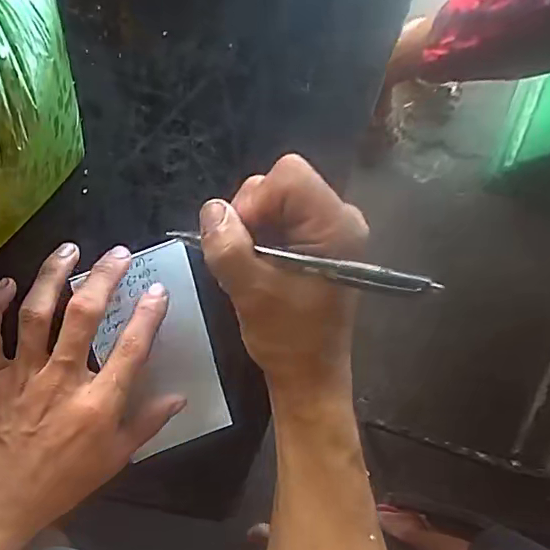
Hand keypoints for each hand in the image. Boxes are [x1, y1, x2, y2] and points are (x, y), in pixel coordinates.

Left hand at [0, 243, 184, 549]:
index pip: (131, 348)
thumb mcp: (112, 462)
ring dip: (51, 276)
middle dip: (104, 277)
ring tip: (66, 250)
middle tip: (115, 253)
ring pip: (36, 313)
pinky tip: (5, 284)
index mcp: (98, 402)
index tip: (157, 289)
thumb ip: (145, 425)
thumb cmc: (60, 485)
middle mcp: (61, 378)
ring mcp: (22, 375)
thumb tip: (178, 398)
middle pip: (85, 315)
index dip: (148, 313)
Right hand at [199, 154, 368, 394]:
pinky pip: (278, 221)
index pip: (288, 176)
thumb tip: (211, 210)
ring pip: (275, 201)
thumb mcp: (251, 293)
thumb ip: (229, 248)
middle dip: (249, 215)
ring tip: (248, 267)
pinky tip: (256, 269)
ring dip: (250, 230)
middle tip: (241, 257)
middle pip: (281, 183)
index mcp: (334, 225)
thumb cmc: (287, 338)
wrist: (308, 373)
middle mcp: (338, 218)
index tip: (238, 242)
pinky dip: (258, 239)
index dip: (253, 202)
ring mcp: (327, 231)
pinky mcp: (315, 244)